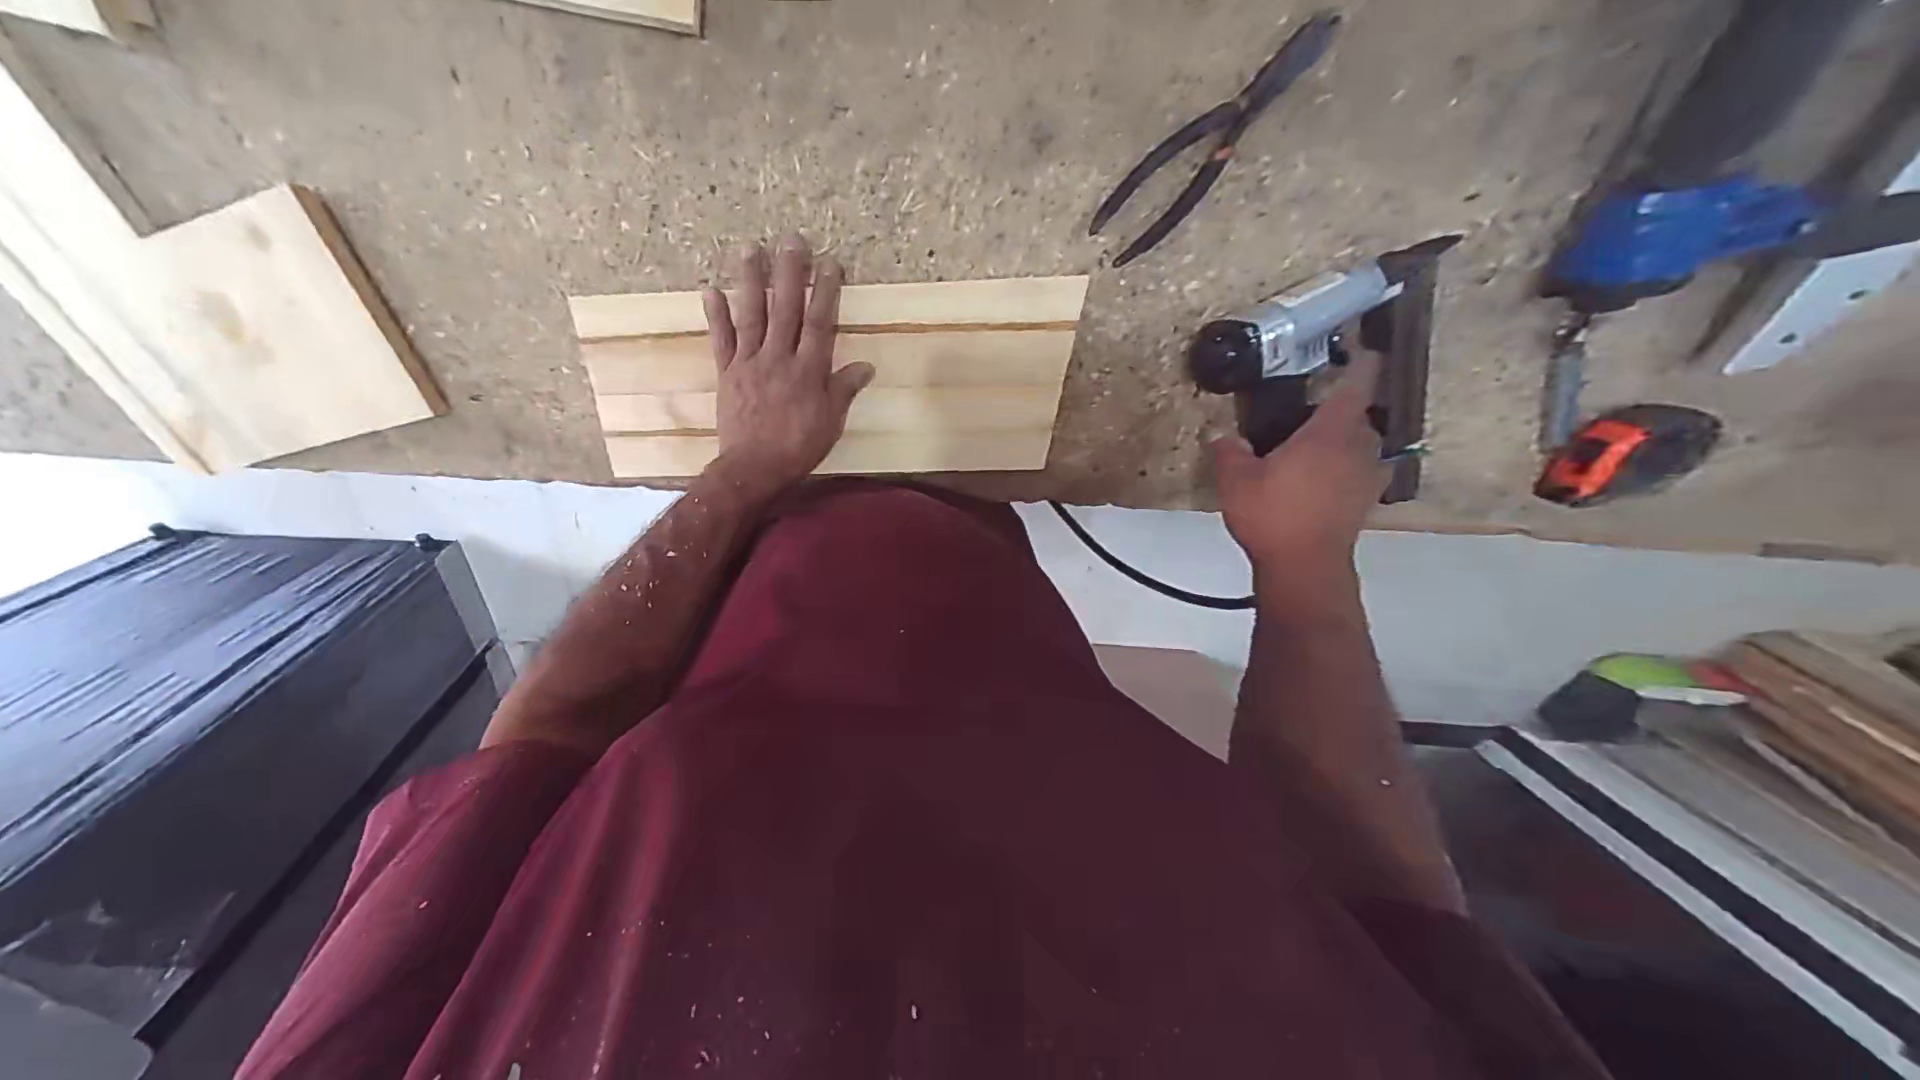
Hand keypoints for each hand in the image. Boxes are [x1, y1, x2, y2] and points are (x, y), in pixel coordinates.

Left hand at [702, 234, 873, 494]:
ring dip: (752, 281)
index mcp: (809, 371)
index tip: (831, 263)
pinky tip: (711, 290)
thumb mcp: (831, 422)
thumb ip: (844, 389)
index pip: (821, 323)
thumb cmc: (799, 447)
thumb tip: (866, 366)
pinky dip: (716, 316)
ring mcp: (750, 364)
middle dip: (791, 273)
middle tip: (792, 240)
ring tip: (752, 249)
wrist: (754, 468)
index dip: (827, 292)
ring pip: (753, 316)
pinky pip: (722, 341)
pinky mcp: (728, 374)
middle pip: (786, 310)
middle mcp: (779, 359)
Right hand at [1212, 350, 1388, 577]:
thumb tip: (1222, 436)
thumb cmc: (1273, 515)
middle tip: (1307, 413)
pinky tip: (1326, 478)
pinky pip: (1362, 470)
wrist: (1304, 566)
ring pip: (1363, 443)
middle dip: (1339, 409)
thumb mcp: (1236, 481)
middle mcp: (1359, 446)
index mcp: (1331, 431)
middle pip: (1359, 414)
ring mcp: (1368, 474)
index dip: (1361, 360)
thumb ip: (1229, 451)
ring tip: (1313, 447)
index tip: (1358, 346)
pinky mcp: (1367, 500)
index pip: (1357, 382)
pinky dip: (1349, 467)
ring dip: (1345, 439)